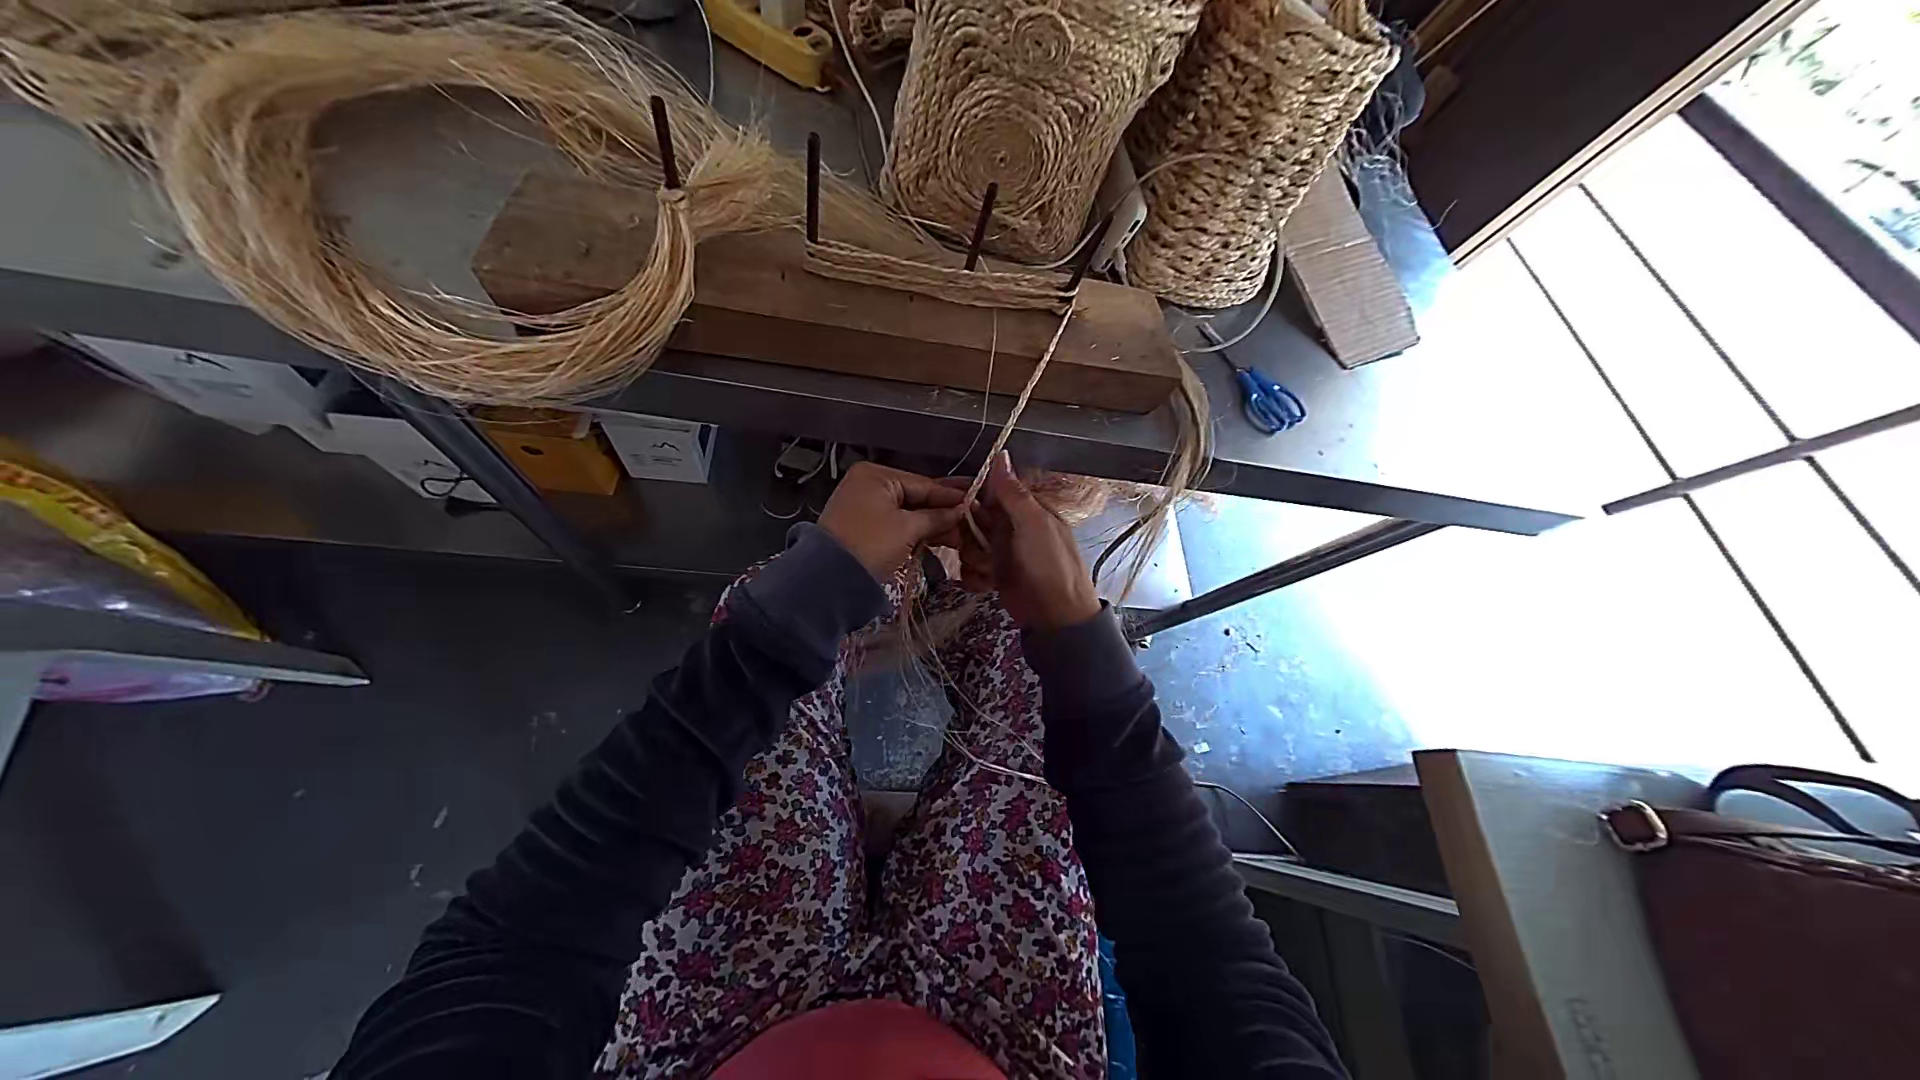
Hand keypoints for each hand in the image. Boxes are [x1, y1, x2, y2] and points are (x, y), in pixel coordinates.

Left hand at [818, 462, 972, 580]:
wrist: (829, 578)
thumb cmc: (871, 544)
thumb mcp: (907, 529)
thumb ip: (937, 517)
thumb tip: (961, 511)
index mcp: (877, 475)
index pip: (924, 484)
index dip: (951, 498)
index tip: (976, 505)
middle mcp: (869, 485)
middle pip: (916, 498)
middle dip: (942, 514)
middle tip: (970, 526)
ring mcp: (865, 506)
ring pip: (908, 513)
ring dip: (931, 526)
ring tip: (958, 538)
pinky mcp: (864, 526)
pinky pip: (896, 524)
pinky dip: (915, 533)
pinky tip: (937, 541)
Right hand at [947, 452, 1100, 629]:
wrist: (1057, 616)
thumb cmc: (1051, 564)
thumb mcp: (1033, 523)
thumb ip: (1012, 492)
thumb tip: (1001, 453)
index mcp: (1024, 509)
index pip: (988, 492)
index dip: (970, 497)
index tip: (957, 506)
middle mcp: (1010, 527)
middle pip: (971, 519)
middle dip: (968, 533)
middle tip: (979, 545)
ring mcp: (1001, 551)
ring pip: (967, 544)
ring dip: (972, 558)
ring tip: (989, 569)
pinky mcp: (993, 574)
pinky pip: (970, 569)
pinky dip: (974, 577)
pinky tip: (986, 583)